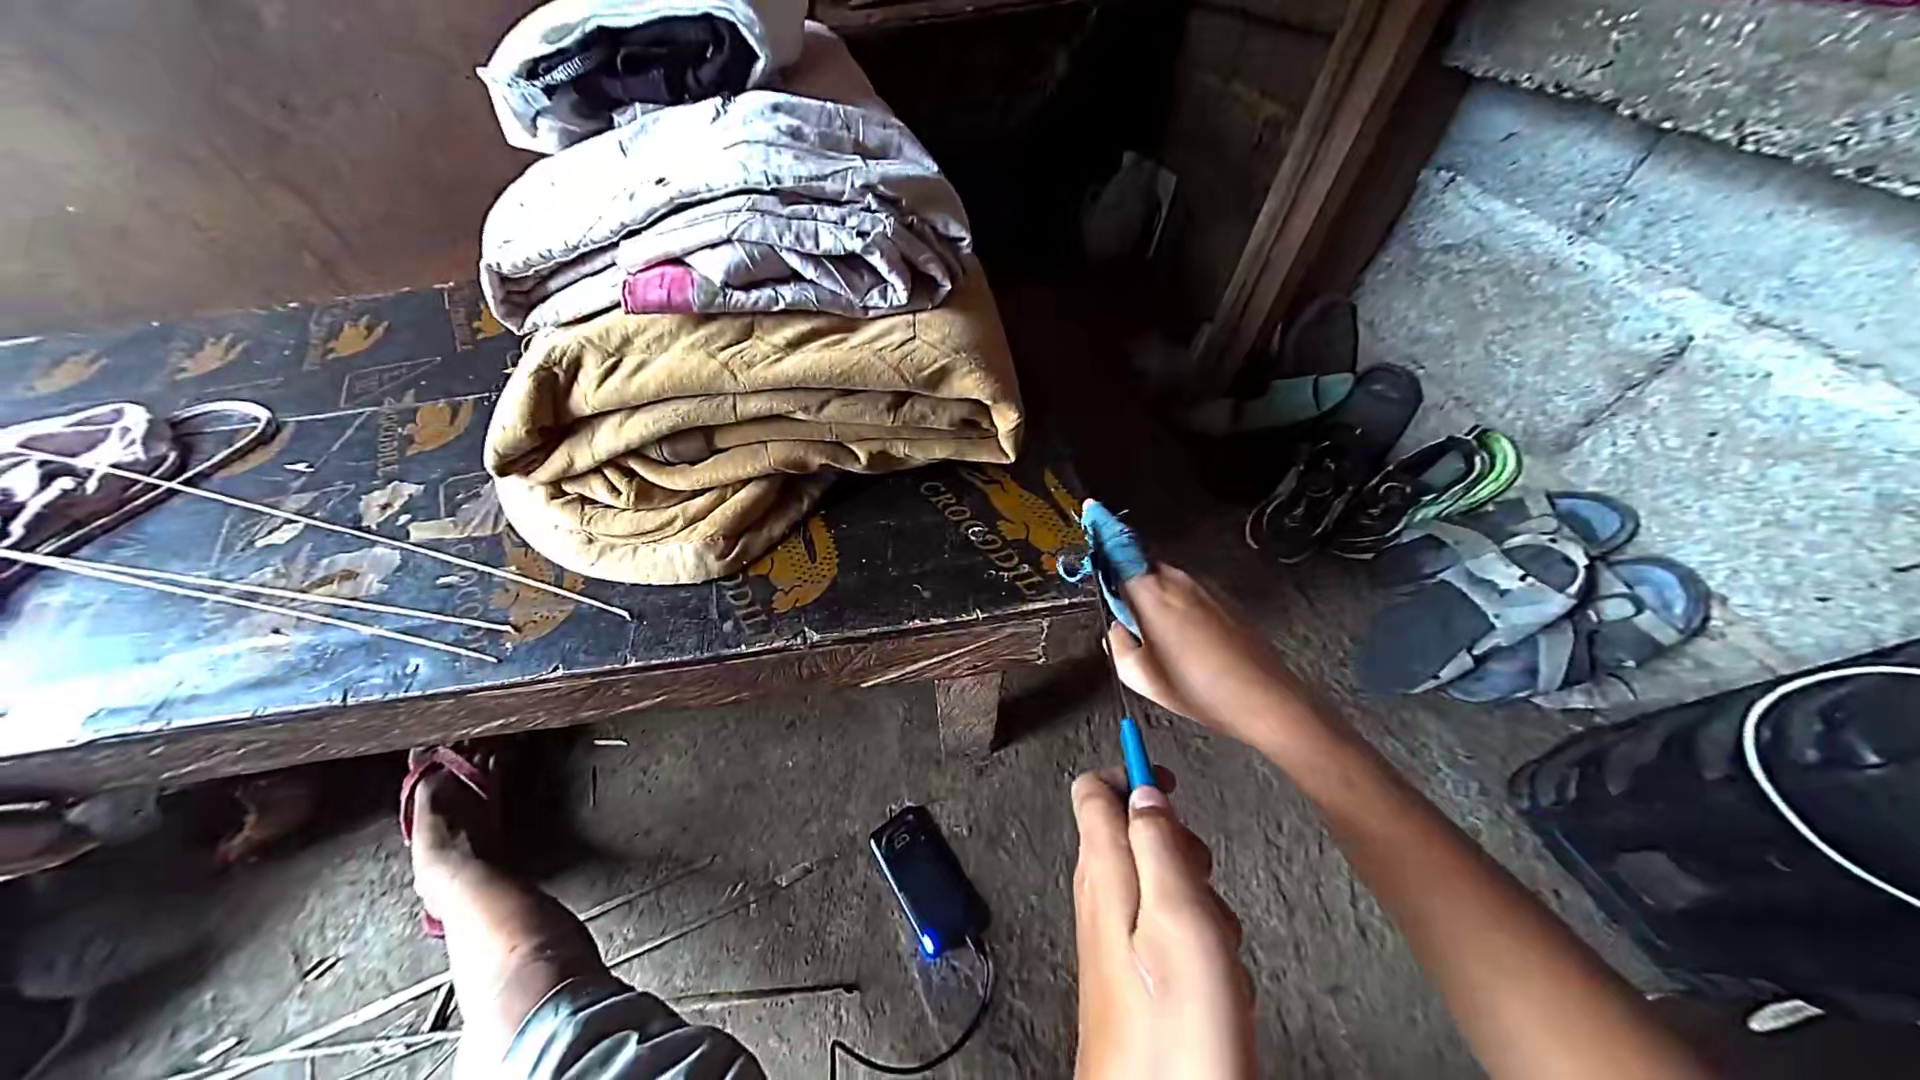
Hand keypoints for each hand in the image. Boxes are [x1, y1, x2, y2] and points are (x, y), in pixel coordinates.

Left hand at [1072, 769, 1254, 1079]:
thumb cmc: (1177, 1028)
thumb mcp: (1180, 915)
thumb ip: (1159, 843)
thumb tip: (1145, 789)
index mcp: (1104, 869)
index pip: (1094, 790)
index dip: (1131, 772)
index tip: (1169, 781)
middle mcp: (1100, 893)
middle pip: (1130, 830)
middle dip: (1176, 843)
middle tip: (1201, 877)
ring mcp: (1114, 930)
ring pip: (1159, 879)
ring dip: (1197, 899)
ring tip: (1214, 944)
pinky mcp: (1133, 966)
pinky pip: (1169, 925)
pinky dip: (1198, 938)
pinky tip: (1214, 978)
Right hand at [1106, 565, 1307, 752]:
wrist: (1261, 699)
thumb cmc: (1201, 689)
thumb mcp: (1139, 677)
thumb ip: (1116, 645)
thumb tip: (1117, 632)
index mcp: (1151, 593)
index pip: (1119, 557)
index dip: (1108, 558)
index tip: (1101, 559)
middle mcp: (1179, 582)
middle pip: (1145, 569)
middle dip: (1134, 588)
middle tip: (1131, 620)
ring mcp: (1207, 589)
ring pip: (1170, 583)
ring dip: (1160, 599)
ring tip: (1163, 639)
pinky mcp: (1227, 601)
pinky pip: (1194, 596)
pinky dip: (1185, 609)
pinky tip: (1190, 644)